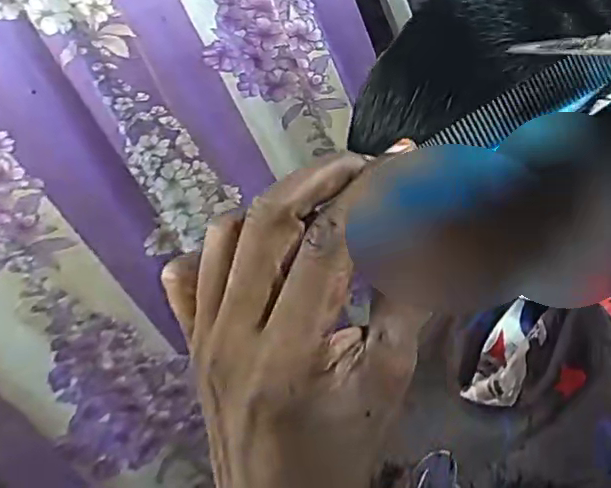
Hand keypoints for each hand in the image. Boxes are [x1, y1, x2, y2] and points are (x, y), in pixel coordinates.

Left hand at [163, 154, 427, 487]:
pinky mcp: (191, 342)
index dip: (366, 193)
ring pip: (228, 233)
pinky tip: (262, 240)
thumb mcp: (389, 373)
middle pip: (269, 220)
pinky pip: (196, 269)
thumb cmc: (343, 445)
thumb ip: (405, 293)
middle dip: (320, 178)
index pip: (328, 241)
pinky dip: (229, 238)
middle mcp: (233, 336)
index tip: (397, 164)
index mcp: (289, 351)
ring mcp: (203, 337)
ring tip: (323, 201)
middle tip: (361, 165)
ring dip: (280, 203)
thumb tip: (420, 217)